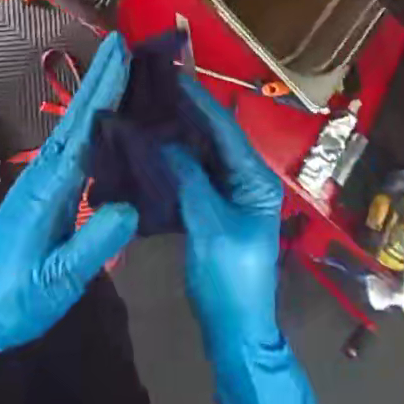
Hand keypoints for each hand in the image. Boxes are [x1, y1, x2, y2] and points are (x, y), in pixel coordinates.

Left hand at [0, 37, 139, 392]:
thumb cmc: (14, 298)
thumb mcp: (57, 279)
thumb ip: (93, 243)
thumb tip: (131, 205)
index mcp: (49, 188)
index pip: (83, 130)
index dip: (103, 91)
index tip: (121, 54)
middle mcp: (44, 174)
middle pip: (77, 117)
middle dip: (100, 78)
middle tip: (124, 42)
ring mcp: (42, 181)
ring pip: (76, 128)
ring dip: (97, 95)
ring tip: (123, 69)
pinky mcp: (44, 192)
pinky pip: (75, 146)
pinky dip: (92, 123)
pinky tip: (107, 119)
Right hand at [164, 76, 317, 403]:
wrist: (236, 330)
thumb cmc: (229, 278)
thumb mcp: (208, 226)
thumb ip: (188, 179)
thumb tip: (162, 140)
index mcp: (255, 180)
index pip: (225, 130)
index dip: (198, 100)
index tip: (171, 74)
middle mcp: (246, 179)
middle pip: (214, 137)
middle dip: (186, 112)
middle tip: (153, 86)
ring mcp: (230, 195)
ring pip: (202, 154)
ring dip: (177, 134)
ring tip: (147, 108)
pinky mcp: (214, 209)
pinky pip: (194, 175)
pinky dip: (173, 161)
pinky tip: (150, 149)